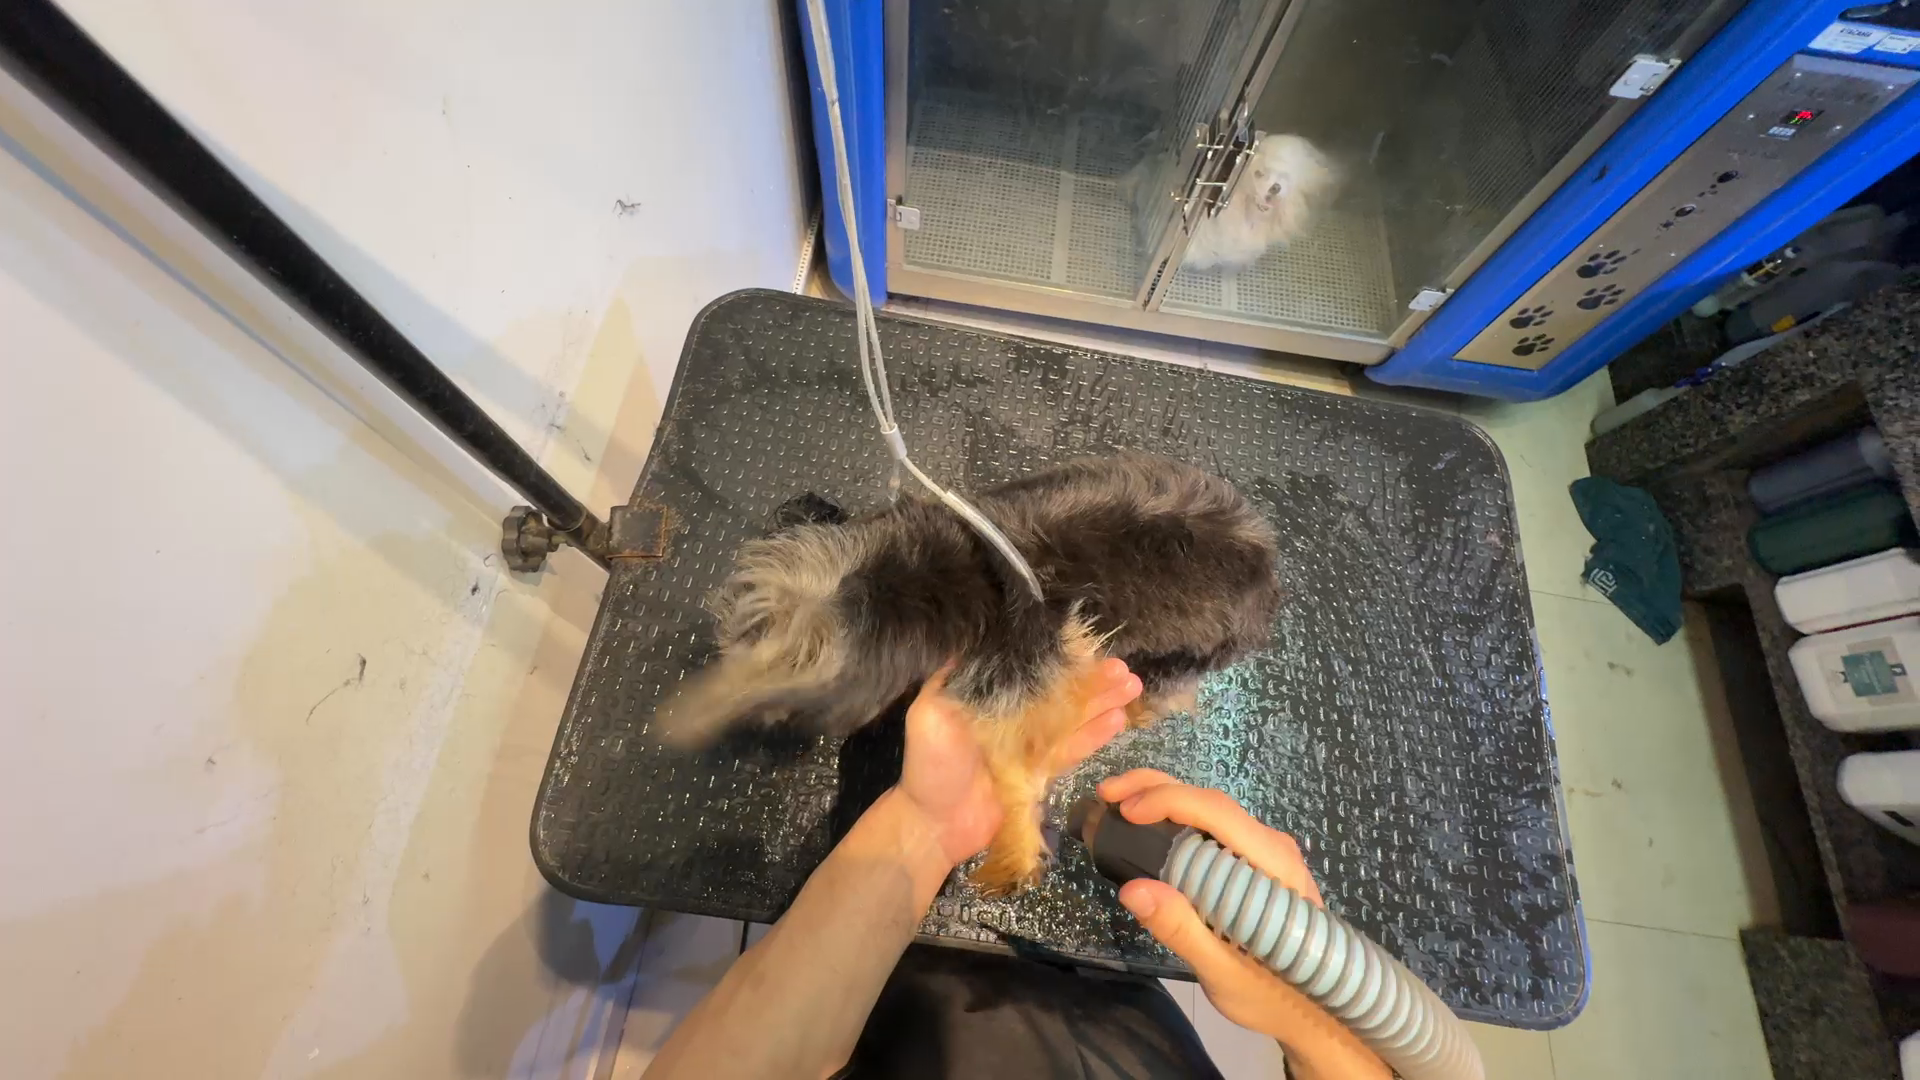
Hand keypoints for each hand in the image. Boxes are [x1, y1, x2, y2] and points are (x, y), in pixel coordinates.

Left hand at [898, 660, 1141, 867]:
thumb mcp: (930, 713)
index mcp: (986, 697)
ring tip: (1130, 684)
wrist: (935, 826)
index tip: (1084, 643)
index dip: (1055, 656)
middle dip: (1088, 678)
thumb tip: (982, 638)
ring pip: (1070, 717)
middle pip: (1056, 691)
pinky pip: (1070, 748)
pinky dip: (1094, 734)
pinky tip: (1117, 718)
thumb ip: (954, 678)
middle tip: (1120, 666)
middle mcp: (1010, 715)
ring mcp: (1027, 743)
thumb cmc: (931, 767)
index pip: (1026, 669)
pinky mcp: (1039, 771)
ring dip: (1100, 701)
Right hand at [1097, 771, 1386, 1077]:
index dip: (1169, 801)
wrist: (1315, 1010)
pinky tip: (1142, 820)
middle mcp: (1269, 842)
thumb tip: (1130, 890)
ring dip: (1157, 794)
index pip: (1217, 811)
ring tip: (1115, 800)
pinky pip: (1207, 820)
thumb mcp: (1224, 973)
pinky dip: (1169, 811)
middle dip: (1153, 787)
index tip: (1125, 811)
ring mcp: (1260, 845)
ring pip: (1205, 803)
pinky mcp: (1249, 854)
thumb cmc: (1272, 992)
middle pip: (1207, 798)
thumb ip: (1182, 930)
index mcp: (1272, 864)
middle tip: (1106, 793)